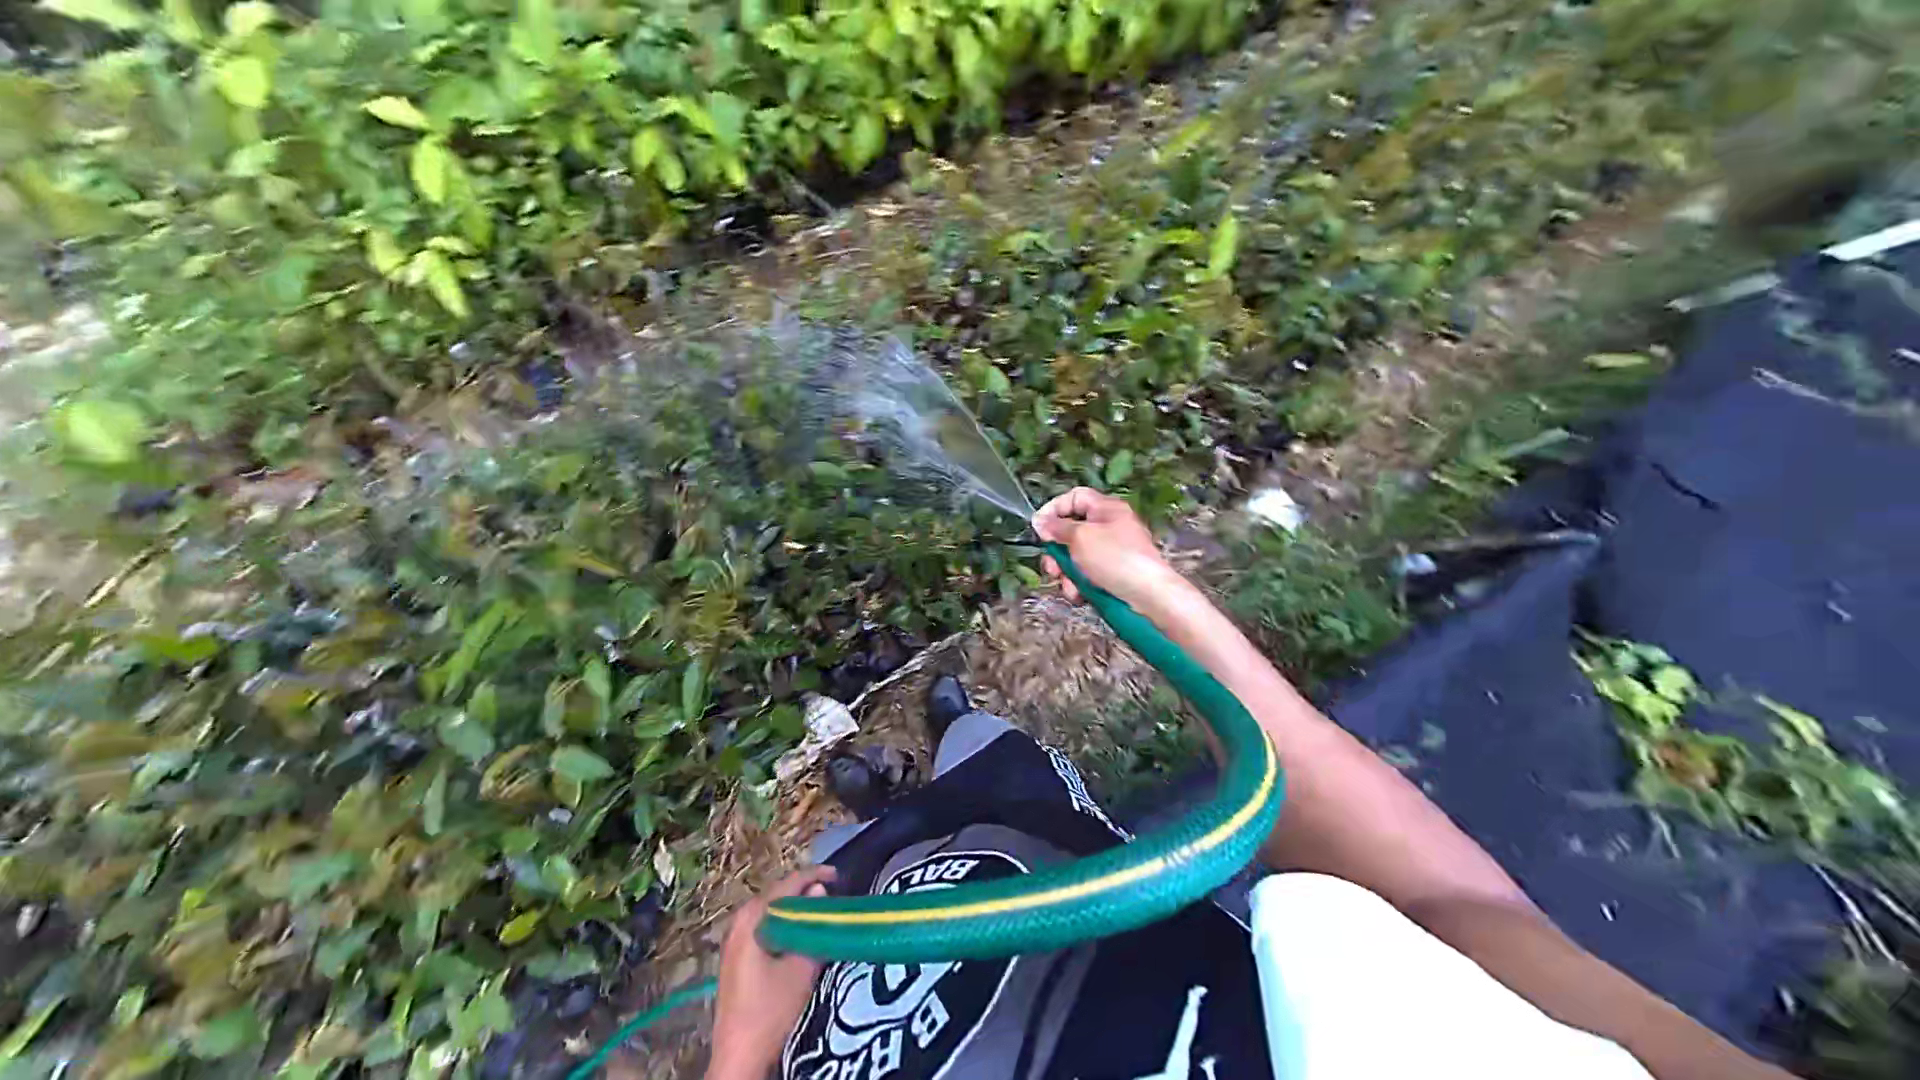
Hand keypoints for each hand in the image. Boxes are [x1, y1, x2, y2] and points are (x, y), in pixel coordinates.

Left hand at [706, 865, 837, 1079]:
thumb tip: (820, 891)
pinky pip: (763, 924)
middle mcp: (739, 921)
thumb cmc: (771, 1009)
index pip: (788, 885)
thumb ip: (813, 925)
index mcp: (753, 918)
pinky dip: (783, 921)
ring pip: (770, 909)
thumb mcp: (801, 967)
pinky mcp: (735, 955)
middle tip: (832, 892)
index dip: (815, 876)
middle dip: (804, 889)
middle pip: (777, 894)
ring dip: (794, 906)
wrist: (739, 1057)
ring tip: (820, 908)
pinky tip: (799, 930)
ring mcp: (734, 939)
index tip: (839, 875)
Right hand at [1031, 487, 1192, 613]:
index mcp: (1106, 509)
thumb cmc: (1116, 559)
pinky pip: (1086, 574)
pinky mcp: (1113, 574)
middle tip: (1052, 566)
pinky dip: (1079, 584)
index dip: (1053, 509)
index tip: (1038, 528)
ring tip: (1069, 585)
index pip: (1074, 497)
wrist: (1148, 595)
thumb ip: (1057, 528)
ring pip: (1076, 557)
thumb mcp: (1080, 538)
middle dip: (1057, 551)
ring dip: (1066, 572)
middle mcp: (1110, 526)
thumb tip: (1040, 521)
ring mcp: (1112, 551)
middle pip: (1071, 531)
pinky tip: (1080, 595)